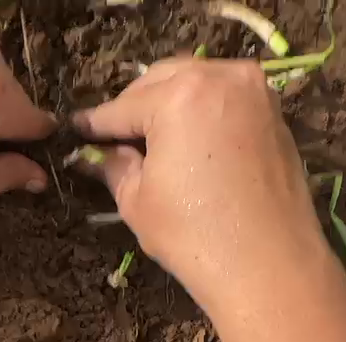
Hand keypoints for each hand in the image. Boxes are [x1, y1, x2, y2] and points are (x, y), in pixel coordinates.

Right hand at [75, 59, 330, 318]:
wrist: (263, 259)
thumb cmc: (190, 234)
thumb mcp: (135, 201)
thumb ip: (114, 166)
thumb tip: (97, 155)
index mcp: (178, 97)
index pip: (121, 107)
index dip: (93, 124)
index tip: (75, 131)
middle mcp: (219, 77)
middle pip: (159, 80)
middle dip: (131, 106)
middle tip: (111, 138)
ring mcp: (251, 89)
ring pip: (194, 81)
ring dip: (165, 102)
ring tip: (146, 138)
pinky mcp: (271, 108)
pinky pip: (221, 96)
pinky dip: (197, 109)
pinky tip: (182, 140)